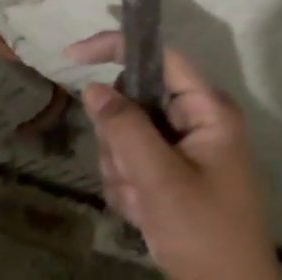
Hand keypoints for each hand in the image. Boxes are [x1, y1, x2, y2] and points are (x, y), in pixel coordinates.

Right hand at [66, 32, 277, 279]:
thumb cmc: (205, 234)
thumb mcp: (160, 180)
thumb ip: (124, 128)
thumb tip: (93, 86)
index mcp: (209, 111)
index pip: (158, 56)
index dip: (115, 47)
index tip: (72, 58)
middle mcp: (197, 122)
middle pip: (133, 99)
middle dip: (119, 139)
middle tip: (130, 174)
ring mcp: (185, 149)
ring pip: (126, 132)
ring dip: (121, 168)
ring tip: (141, 202)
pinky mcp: (174, 173)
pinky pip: (131, 160)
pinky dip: (127, 186)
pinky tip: (142, 213)